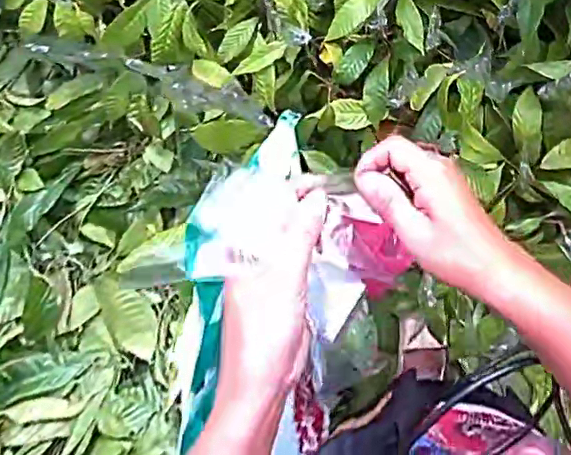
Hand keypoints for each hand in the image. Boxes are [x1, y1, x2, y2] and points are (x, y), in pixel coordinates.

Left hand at [194, 187, 328, 453]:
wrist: (260, 389)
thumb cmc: (263, 336)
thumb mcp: (286, 277)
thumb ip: (300, 234)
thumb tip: (316, 197)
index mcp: (239, 246)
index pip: (264, 203)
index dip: (291, 188)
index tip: (319, 182)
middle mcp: (248, 254)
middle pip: (276, 216)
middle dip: (302, 202)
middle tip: (331, 194)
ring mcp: (263, 271)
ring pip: (287, 235)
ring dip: (308, 222)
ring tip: (332, 210)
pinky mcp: (278, 288)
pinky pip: (294, 255)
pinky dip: (309, 243)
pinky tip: (324, 240)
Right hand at [353, 136, 531, 299]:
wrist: (496, 269)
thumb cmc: (456, 256)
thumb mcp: (413, 232)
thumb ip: (387, 201)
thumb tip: (364, 178)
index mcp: (430, 170)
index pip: (391, 145)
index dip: (370, 160)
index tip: (361, 186)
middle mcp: (440, 164)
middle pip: (398, 151)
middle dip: (379, 172)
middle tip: (373, 203)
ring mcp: (447, 173)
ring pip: (407, 162)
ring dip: (392, 181)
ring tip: (390, 212)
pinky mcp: (450, 184)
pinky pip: (418, 173)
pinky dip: (405, 187)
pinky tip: (408, 214)